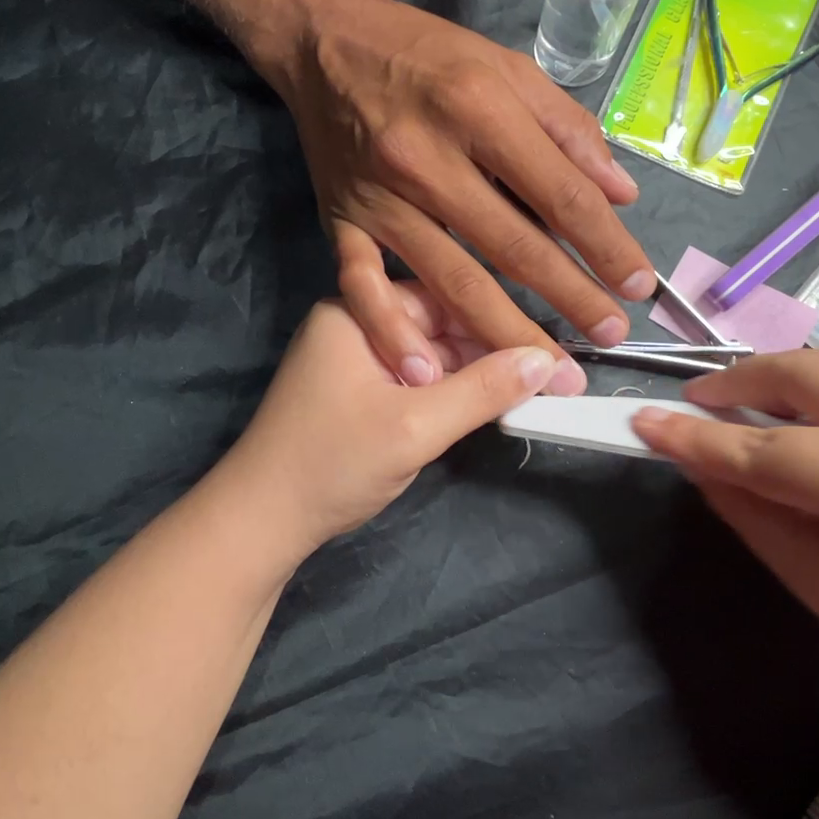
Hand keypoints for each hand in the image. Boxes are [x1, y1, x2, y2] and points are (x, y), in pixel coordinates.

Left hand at [218, 282, 554, 557]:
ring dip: (477, 376)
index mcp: (358, 310)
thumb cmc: (332, 463)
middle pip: (441, 325)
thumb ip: (483, 391)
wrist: (261, 522)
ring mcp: (357, 358)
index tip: (557, 351)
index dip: (503, 325)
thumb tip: (547, 363)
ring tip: (536, 393)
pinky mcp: (360, 391)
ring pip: (434, 355)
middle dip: (494, 353)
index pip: (446, 297)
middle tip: (557, 378)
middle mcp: (357, 322)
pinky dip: (451, 394)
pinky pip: (418, 379)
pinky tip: (490, 404)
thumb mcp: (415, 426)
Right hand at [276, 0, 655, 395]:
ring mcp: (381, 198)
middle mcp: (429, 158)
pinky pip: (364, 286)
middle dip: (571, 297)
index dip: (606, 245)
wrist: (327, 43)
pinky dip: (393, 331)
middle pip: (513, 247)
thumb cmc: (426, 53)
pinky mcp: (343, 222)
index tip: (637, 284)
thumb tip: (622, 194)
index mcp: (479, 108)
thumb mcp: (508, 67)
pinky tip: (427, 375)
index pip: (559, 194)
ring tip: (551, 371)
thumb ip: (567, 130)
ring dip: (508, 332)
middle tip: (611, 335)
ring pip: (453, 279)